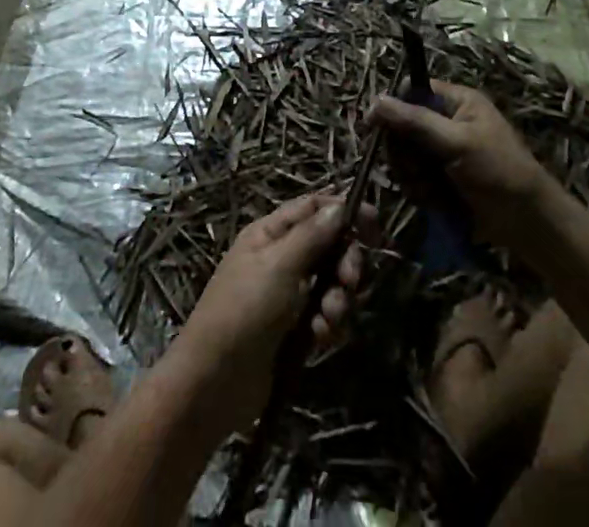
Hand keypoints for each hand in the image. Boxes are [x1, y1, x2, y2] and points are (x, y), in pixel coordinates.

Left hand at [169, 193, 372, 430]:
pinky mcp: (296, 327)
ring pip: (333, 283)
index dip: (344, 211)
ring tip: (328, 319)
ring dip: (339, 300)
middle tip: (350, 282)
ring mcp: (289, 294)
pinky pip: (327, 315)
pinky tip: (321, 338)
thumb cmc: (243, 312)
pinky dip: (329, 325)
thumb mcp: (278, 266)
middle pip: (331, 246)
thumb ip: (312, 235)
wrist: (214, 382)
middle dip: (346, 263)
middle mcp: (282, 258)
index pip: (314, 208)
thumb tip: (340, 206)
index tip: (373, 225)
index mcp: (271, 234)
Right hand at [368, 81, 558, 250]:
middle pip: (403, 127)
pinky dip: (420, 191)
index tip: (376, 126)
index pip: (413, 91)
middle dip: (404, 152)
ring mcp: (443, 152)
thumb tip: (376, 101)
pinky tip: (434, 201)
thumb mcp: (455, 141)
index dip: (394, 107)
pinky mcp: (441, 178)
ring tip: (430, 190)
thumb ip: (415, 121)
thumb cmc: (497, 169)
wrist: (525, 219)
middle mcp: (448, 122)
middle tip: (416, 168)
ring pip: (405, 156)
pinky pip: (414, 178)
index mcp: (457, 102)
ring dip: (412, 175)